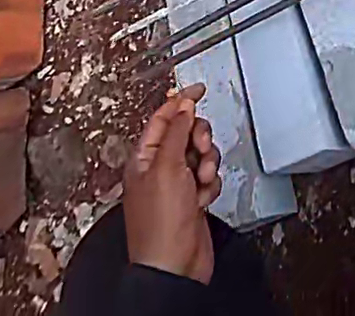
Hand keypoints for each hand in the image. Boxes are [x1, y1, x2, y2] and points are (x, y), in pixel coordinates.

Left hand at [123, 84, 219, 282]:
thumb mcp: (167, 167)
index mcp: (144, 157)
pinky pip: (209, 174)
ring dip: (207, 162)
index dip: (181, 100)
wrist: (175, 266)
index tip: (198, 89)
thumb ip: (176, 131)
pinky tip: (202, 197)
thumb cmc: (161, 225)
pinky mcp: (192, 197)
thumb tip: (184, 104)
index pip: (164, 116)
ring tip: (201, 180)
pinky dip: (210, 183)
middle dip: (199, 138)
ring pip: (201, 152)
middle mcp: (159, 168)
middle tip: (199, 149)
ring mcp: (176, 183)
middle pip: (186, 132)